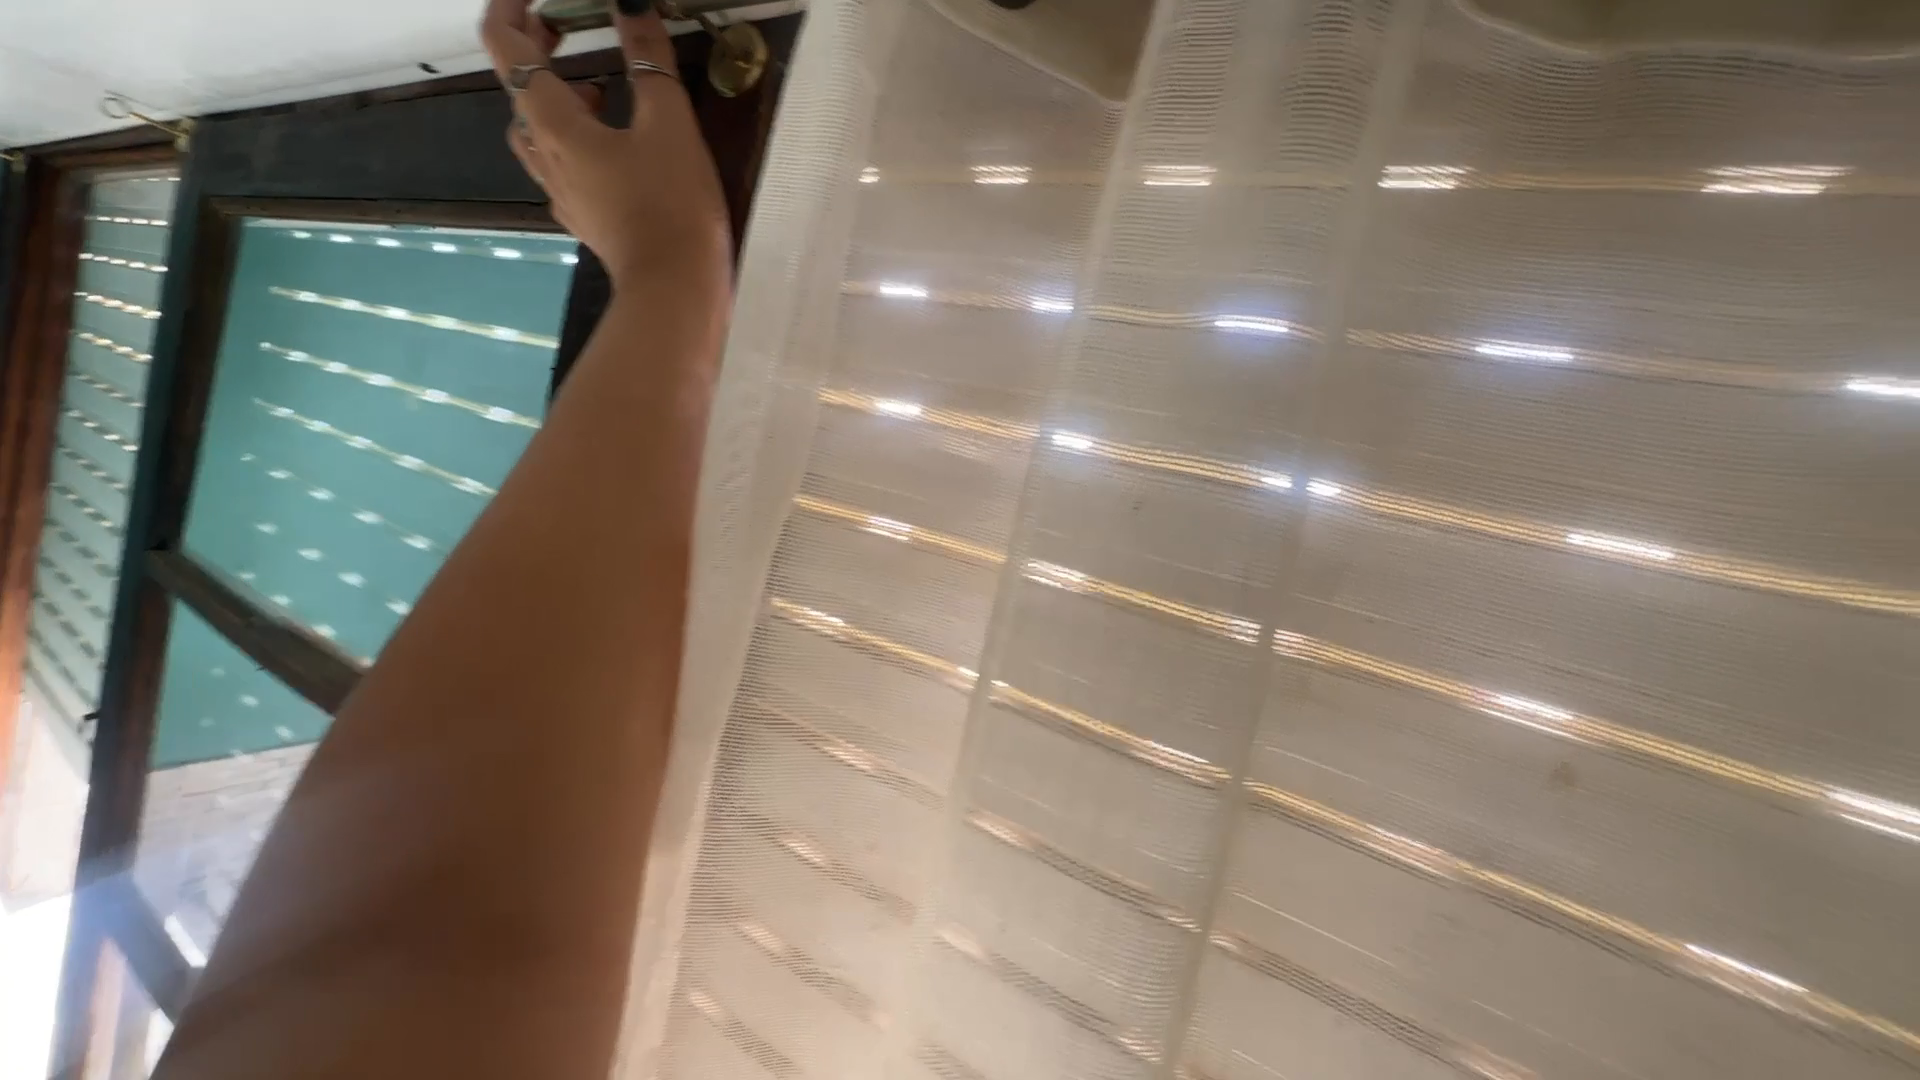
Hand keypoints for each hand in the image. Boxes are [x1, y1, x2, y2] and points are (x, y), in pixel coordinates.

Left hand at [480, 0, 730, 292]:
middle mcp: (543, 155)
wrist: (676, 287)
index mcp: (554, 122)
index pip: (506, 44)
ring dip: (555, 100)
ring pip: (536, 131)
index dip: (511, 6)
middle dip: (536, 49)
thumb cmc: (672, 202)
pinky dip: (574, 141)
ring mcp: (561, 192)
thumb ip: (649, 57)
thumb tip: (631, 2)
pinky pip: (561, 167)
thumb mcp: (670, 122)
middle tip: (567, 27)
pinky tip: (609, 148)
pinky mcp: (583, 220)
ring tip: (594, 90)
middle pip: (519, 88)